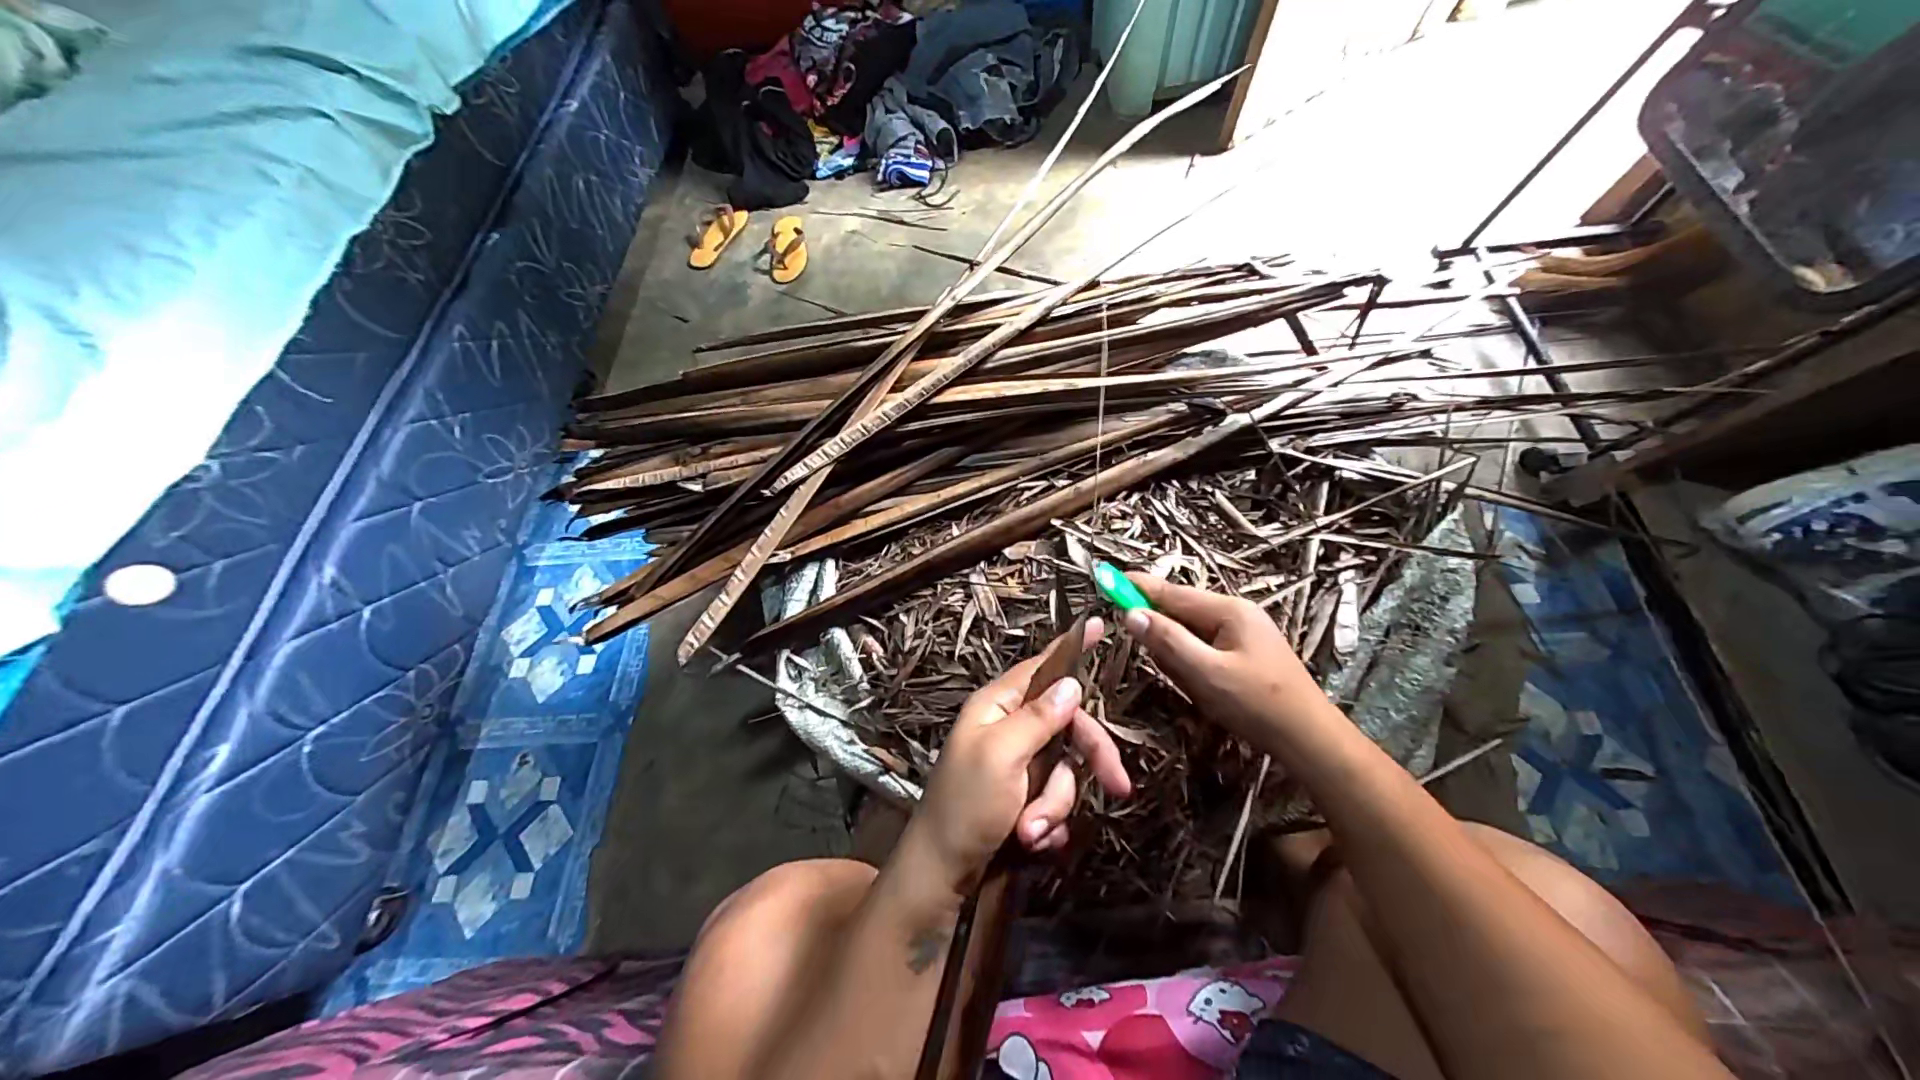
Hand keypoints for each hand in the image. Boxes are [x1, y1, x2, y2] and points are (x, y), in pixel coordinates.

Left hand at [906, 619, 1131, 892]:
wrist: (942, 873)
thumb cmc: (966, 806)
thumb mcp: (1002, 756)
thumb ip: (1038, 719)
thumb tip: (1071, 683)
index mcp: (996, 707)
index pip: (1040, 669)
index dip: (1071, 651)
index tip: (1100, 626)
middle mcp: (1009, 728)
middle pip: (1069, 726)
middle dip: (1086, 762)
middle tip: (1118, 787)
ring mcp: (1017, 764)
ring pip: (1065, 771)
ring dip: (1053, 807)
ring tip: (1028, 832)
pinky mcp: (1022, 796)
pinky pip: (1055, 800)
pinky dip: (1048, 823)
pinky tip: (1032, 842)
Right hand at [1119, 573, 1331, 752]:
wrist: (1310, 739)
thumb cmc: (1258, 705)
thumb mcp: (1207, 674)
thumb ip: (1168, 641)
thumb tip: (1131, 614)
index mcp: (1228, 610)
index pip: (1172, 592)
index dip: (1137, 588)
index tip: (1106, 580)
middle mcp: (1235, 613)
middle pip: (1180, 610)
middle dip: (1159, 628)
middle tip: (1147, 651)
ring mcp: (1242, 632)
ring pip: (1190, 631)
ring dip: (1176, 650)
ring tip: (1186, 681)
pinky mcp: (1244, 652)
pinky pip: (1203, 647)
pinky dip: (1191, 661)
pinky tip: (1199, 684)